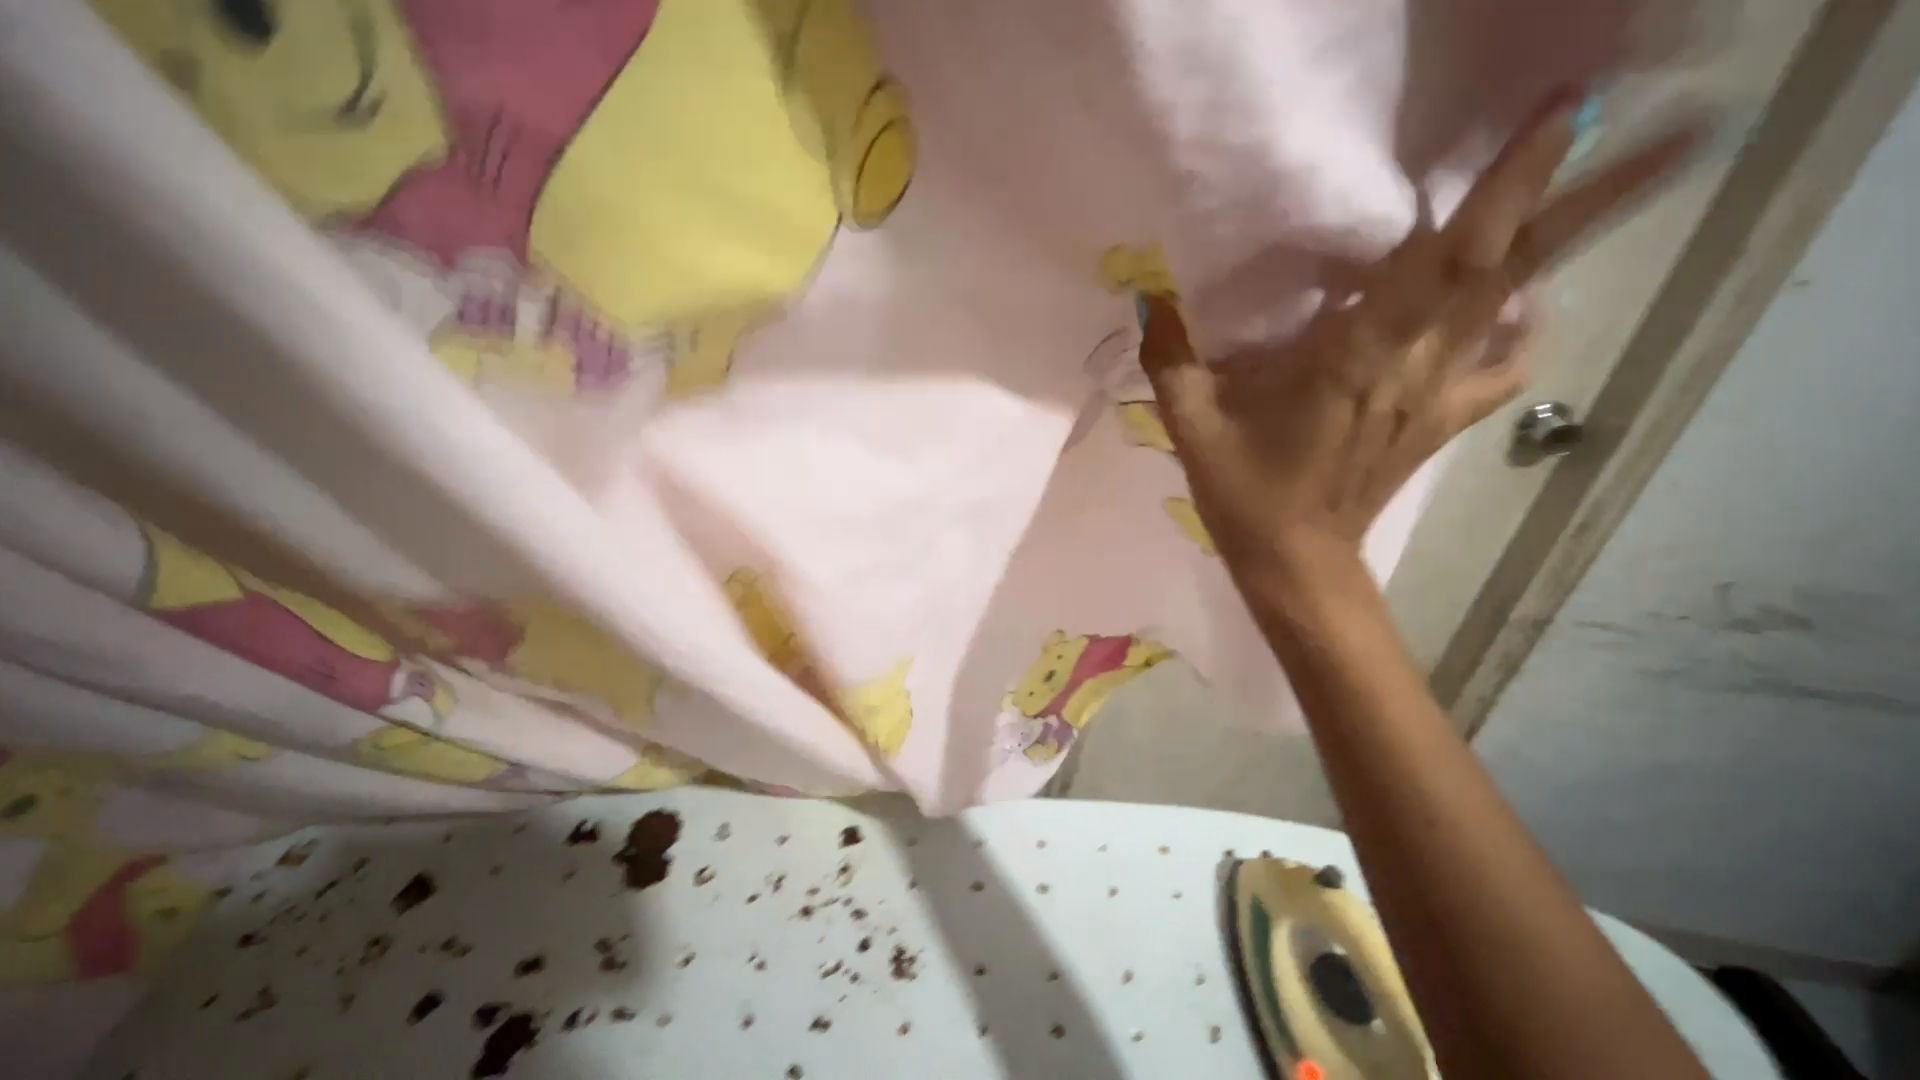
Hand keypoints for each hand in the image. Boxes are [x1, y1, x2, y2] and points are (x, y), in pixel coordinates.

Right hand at [1139, 93, 1707, 572]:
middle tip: (1584, 111)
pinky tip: (1525, 299)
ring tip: (1601, 175)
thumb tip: (1147, 295)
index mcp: (1357, 356)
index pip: (1439, 260)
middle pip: (1494, 265)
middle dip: (1548, 187)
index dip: (1501, 190)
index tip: (1555, 119)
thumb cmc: (1246, 493)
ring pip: (1508, 305)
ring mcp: (1437, 392)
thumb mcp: (1193, 426)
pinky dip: (1524, 325)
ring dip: (1558, 239)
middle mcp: (1414, 363)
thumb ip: (1170, 358)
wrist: (1298, 563)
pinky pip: (1501, 366)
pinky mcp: (1442, 418)